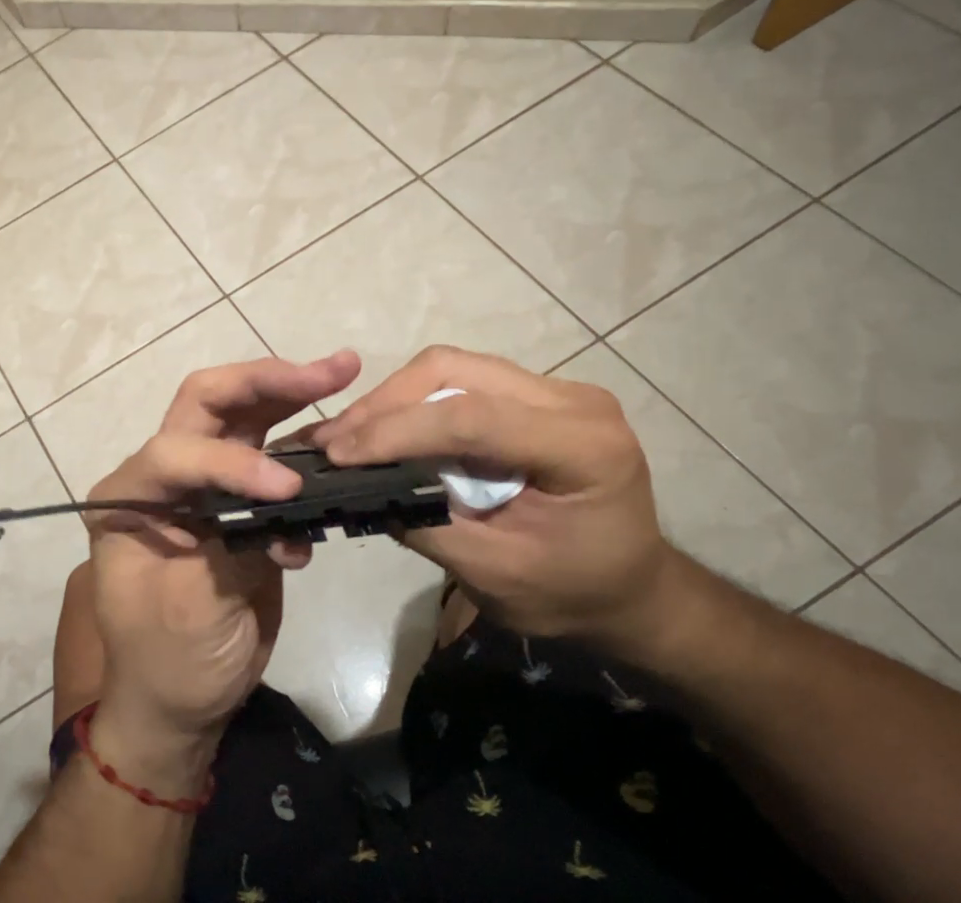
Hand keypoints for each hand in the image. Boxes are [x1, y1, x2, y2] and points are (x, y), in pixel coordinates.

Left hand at [84, 351, 359, 774]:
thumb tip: (282, 503)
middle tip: (328, 371)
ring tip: (344, 370)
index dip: (232, 462)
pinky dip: (307, 446)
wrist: (183, 703)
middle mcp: (162, 478)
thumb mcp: (189, 614)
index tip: (288, 489)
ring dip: (291, 393)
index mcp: (129, 498)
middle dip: (264, 382)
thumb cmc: (167, 663)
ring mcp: (205, 485)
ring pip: (243, 419)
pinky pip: (274, 457)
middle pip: (208, 407)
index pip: (176, 453)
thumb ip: (229, 550)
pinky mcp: (241, 504)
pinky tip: (343, 440)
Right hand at [314, 346, 677, 648]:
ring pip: (449, 367)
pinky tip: (379, 431)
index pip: (473, 418)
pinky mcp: (531, 396)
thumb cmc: (571, 593)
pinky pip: (458, 382)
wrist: (628, 589)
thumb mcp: (496, 575)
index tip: (338, 456)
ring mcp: (553, 391)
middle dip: (384, 404)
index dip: (397, 431)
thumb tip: (358, 489)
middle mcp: (572, 401)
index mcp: (583, 447)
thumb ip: (430, 526)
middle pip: (454, 371)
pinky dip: (409, 405)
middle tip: (332, 444)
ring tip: (345, 438)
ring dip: (390, 400)